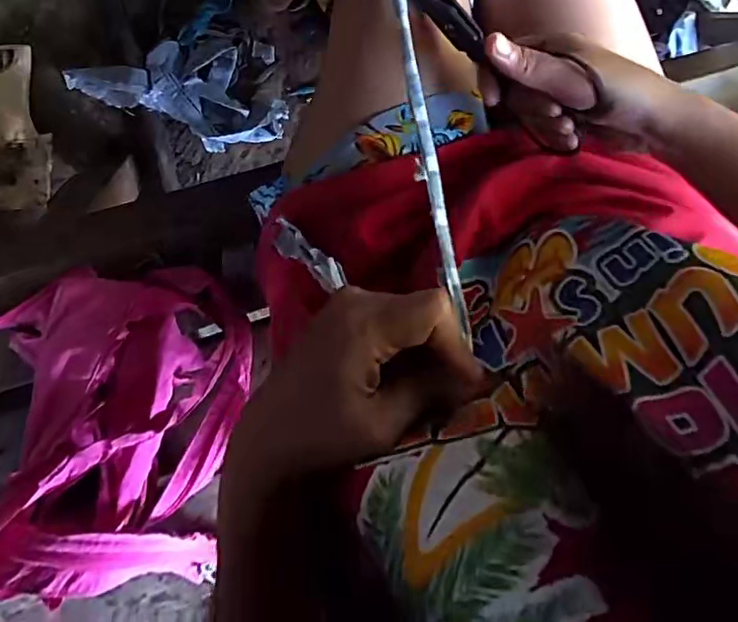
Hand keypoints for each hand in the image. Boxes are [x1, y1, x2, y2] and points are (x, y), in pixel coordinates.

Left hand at [224, 288, 486, 494]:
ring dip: (426, 346)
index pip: (434, 308)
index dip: (457, 343)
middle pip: (423, 307)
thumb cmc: (319, 437)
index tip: (468, 384)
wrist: (264, 439)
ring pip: (409, 311)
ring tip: (434, 387)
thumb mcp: (381, 424)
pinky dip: (405, 343)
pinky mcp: (342, 313)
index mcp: (365, 320)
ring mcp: (347, 302)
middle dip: (444, 346)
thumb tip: (472, 380)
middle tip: (456, 389)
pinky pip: (390, 317)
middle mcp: (357, 298)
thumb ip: (428, 391)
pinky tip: (406, 377)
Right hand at [482, 32, 694, 152]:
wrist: (659, 126)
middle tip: (561, 114)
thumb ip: (530, 66)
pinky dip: (556, 138)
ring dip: (547, 127)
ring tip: (574, 128)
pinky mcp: (566, 116)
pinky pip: (542, 130)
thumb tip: (489, 42)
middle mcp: (550, 68)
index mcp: (551, 47)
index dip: (493, 79)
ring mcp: (558, 93)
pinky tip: (577, 138)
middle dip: (534, 110)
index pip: (502, 59)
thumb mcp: (573, 80)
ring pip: (527, 114)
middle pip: (513, 92)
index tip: (494, 101)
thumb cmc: (622, 91)